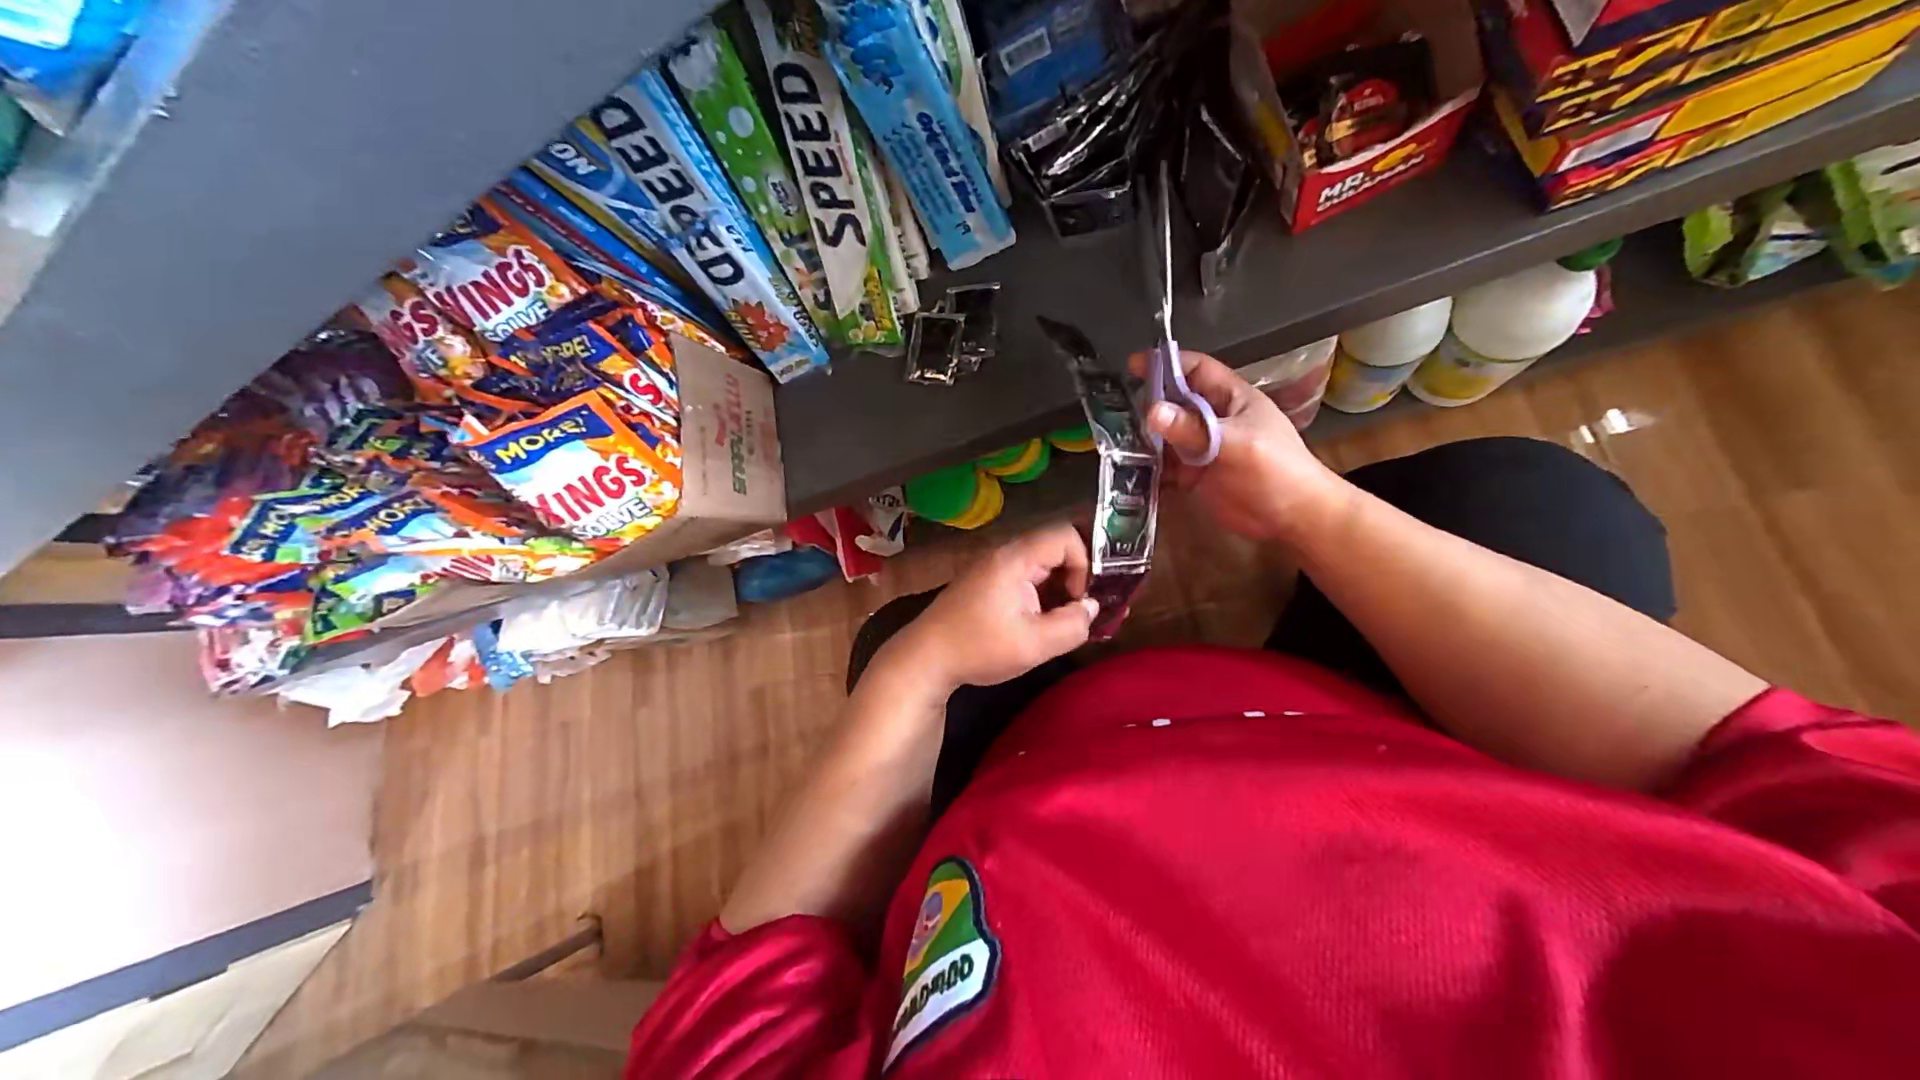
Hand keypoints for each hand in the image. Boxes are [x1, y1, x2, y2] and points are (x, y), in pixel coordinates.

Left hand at [881, 523, 1097, 691]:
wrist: (925, 658)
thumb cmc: (978, 648)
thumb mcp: (1034, 645)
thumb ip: (1072, 625)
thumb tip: (1092, 608)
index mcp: (1014, 559)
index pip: (1065, 535)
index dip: (1084, 563)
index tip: (1080, 597)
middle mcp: (1003, 554)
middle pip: (1054, 547)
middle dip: (1075, 576)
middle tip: (1079, 610)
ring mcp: (992, 567)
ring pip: (1040, 564)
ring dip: (1057, 588)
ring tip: (1061, 620)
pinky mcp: (986, 582)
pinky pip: (1024, 576)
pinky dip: (1039, 593)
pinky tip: (1038, 622)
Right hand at [1128, 349, 1343, 544]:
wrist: (1294, 518)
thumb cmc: (1276, 470)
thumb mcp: (1236, 443)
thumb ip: (1194, 428)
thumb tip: (1151, 411)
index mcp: (1229, 399)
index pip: (1194, 370)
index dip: (1166, 364)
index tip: (1133, 366)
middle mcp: (1211, 419)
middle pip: (1172, 402)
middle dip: (1145, 404)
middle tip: (1112, 410)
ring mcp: (1200, 449)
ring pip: (1163, 437)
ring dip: (1141, 440)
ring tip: (1112, 442)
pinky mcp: (1192, 477)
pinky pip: (1163, 468)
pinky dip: (1146, 470)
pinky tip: (1125, 472)